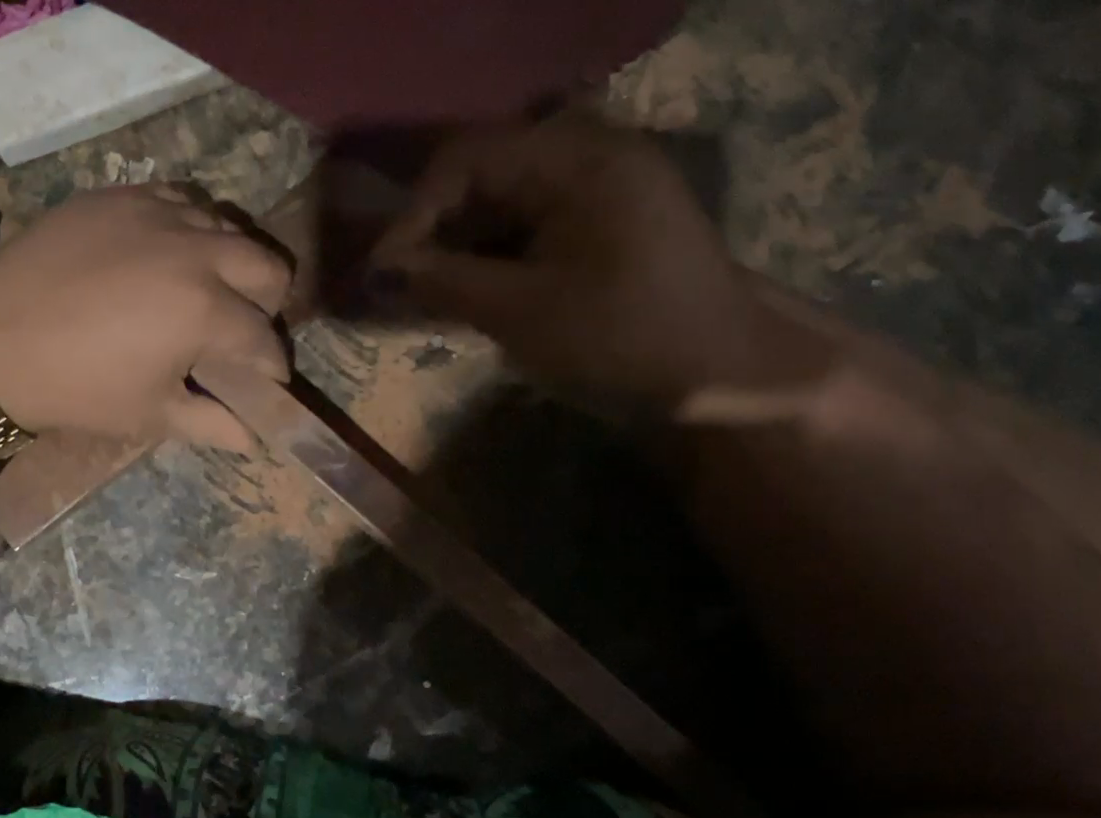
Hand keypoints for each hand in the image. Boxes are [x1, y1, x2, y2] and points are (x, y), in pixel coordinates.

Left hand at [0, 185, 292, 449]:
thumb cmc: (74, 388)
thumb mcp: (147, 413)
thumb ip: (210, 423)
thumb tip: (252, 439)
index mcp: (204, 311)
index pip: (263, 339)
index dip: (271, 367)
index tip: (265, 383)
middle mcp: (194, 251)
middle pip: (268, 267)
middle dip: (268, 305)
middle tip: (240, 330)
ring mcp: (157, 214)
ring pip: (228, 225)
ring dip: (231, 261)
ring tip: (205, 288)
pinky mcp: (120, 195)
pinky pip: (180, 199)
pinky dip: (189, 227)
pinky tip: (167, 253)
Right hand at [369, 118, 781, 417]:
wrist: (721, 376)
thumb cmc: (620, 338)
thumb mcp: (521, 312)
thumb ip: (444, 282)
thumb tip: (379, 271)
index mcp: (578, 160)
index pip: (469, 159)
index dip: (416, 212)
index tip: (384, 270)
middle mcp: (589, 158)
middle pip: (483, 176)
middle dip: (434, 231)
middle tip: (398, 284)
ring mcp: (598, 191)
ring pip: (501, 205)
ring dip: (458, 248)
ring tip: (424, 296)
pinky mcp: (600, 226)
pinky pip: (527, 228)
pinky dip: (489, 259)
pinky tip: (465, 295)